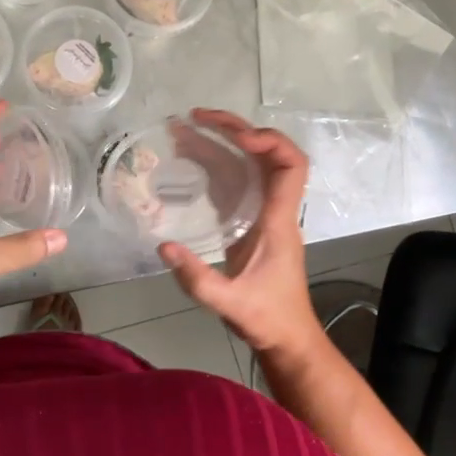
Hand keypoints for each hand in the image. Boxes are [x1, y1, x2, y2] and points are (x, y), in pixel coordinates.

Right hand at [158, 109, 325, 357]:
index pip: (291, 166)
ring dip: (222, 141)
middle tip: (197, 116)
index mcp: (279, 221)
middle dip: (237, 128)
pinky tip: (187, 155)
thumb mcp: (231, 304)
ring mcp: (263, 213)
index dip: (269, 142)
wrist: (288, 339)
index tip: (237, 137)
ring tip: (184, 126)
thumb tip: (163, 247)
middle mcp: (275, 208)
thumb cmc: (268, 319)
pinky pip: (236, 180)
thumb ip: (197, 279)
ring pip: (250, 162)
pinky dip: (214, 162)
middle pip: (269, 153)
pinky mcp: (250, 221)